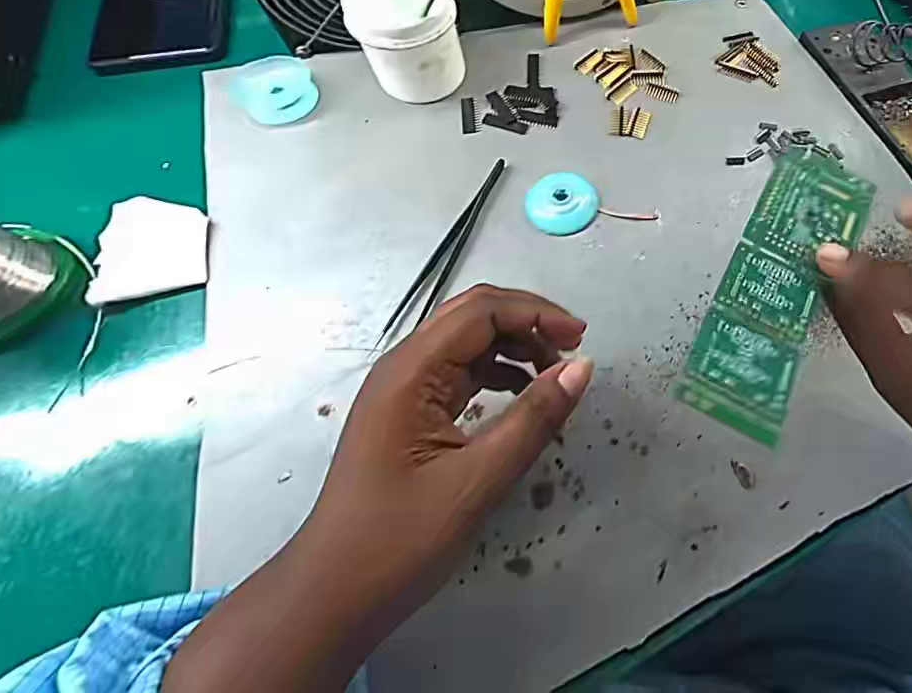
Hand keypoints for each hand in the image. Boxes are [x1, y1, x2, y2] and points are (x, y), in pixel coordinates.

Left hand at [166, 285, 593, 692]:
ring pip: (470, 338)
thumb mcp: (477, 481)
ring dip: (516, 343)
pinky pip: (463, 368)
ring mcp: (406, 387)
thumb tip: (582, 367)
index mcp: (411, 371)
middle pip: (475, 313)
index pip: (482, 311)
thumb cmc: (398, 541)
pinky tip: (524, 394)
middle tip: (572, 346)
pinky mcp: (412, 409)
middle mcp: (405, 366)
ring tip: (554, 373)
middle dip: (528, 319)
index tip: (580, 339)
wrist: (328, 601)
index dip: (536, 313)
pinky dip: (501, 370)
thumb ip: (534, 419)